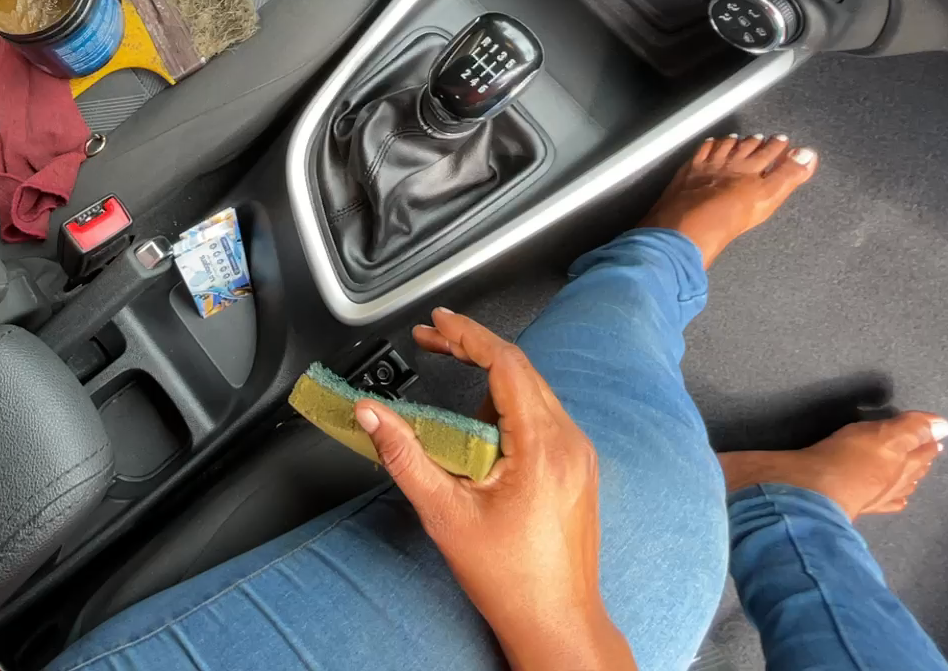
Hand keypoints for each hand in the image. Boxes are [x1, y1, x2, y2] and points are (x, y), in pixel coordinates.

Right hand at [353, 308, 633, 670]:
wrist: (559, 627)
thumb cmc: (511, 578)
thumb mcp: (444, 512)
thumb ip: (403, 455)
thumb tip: (369, 413)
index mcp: (543, 447)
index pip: (506, 365)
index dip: (468, 334)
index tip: (437, 320)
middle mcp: (569, 442)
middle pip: (518, 368)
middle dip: (470, 345)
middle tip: (430, 337)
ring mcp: (578, 454)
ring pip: (530, 387)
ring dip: (487, 369)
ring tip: (446, 366)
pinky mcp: (574, 466)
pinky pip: (538, 410)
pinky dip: (503, 396)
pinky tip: (476, 413)